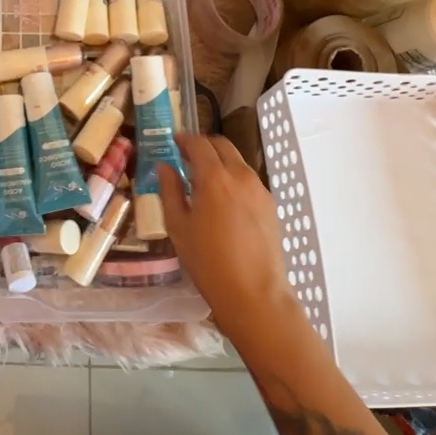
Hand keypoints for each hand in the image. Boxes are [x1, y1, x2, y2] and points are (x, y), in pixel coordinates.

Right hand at [157, 134, 305, 341]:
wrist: (255, 294)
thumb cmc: (208, 262)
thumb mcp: (179, 226)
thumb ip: (170, 191)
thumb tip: (165, 166)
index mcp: (214, 177)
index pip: (199, 144)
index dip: (184, 139)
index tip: (173, 142)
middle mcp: (240, 176)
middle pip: (222, 145)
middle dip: (204, 145)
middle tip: (187, 156)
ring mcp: (260, 190)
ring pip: (238, 162)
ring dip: (220, 161)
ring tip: (204, 180)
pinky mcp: (271, 206)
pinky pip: (249, 180)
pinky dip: (234, 178)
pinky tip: (224, 200)